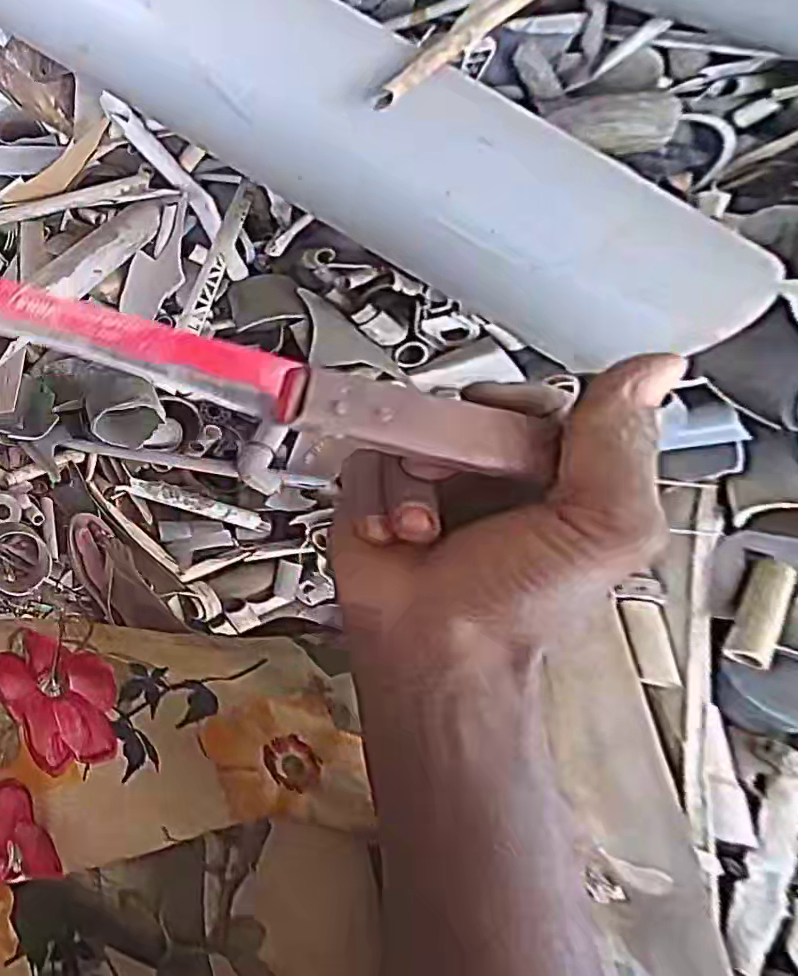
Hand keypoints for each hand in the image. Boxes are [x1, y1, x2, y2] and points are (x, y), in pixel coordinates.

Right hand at [331, 354, 683, 656]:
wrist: (431, 639)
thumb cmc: (520, 602)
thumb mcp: (604, 527)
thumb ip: (616, 447)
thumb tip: (650, 370)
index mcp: (550, 475)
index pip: (531, 405)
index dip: (505, 404)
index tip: (488, 419)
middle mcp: (482, 475)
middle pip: (454, 416)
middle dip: (443, 445)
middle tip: (444, 476)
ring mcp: (419, 485)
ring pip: (399, 441)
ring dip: (403, 487)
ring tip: (418, 528)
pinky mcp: (367, 496)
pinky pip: (358, 467)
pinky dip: (368, 500)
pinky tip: (385, 533)